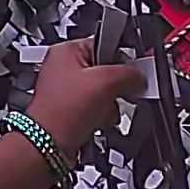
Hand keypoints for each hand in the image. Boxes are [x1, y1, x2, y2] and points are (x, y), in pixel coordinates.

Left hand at [24, 39, 142, 153]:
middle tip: (115, 93)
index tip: (133, 72)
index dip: (122, 59)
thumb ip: (129, 73)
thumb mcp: (106, 82)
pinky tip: (98, 120)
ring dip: (109, 102)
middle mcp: (63, 67)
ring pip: (102, 90)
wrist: (49, 145)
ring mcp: (65, 89)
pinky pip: (95, 106)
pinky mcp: (69, 109)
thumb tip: (140, 77)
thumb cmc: (63, 110)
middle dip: (115, 86)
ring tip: (102, 110)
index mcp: (66, 50)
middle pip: (105, 69)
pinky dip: (101, 114)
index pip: (104, 43)